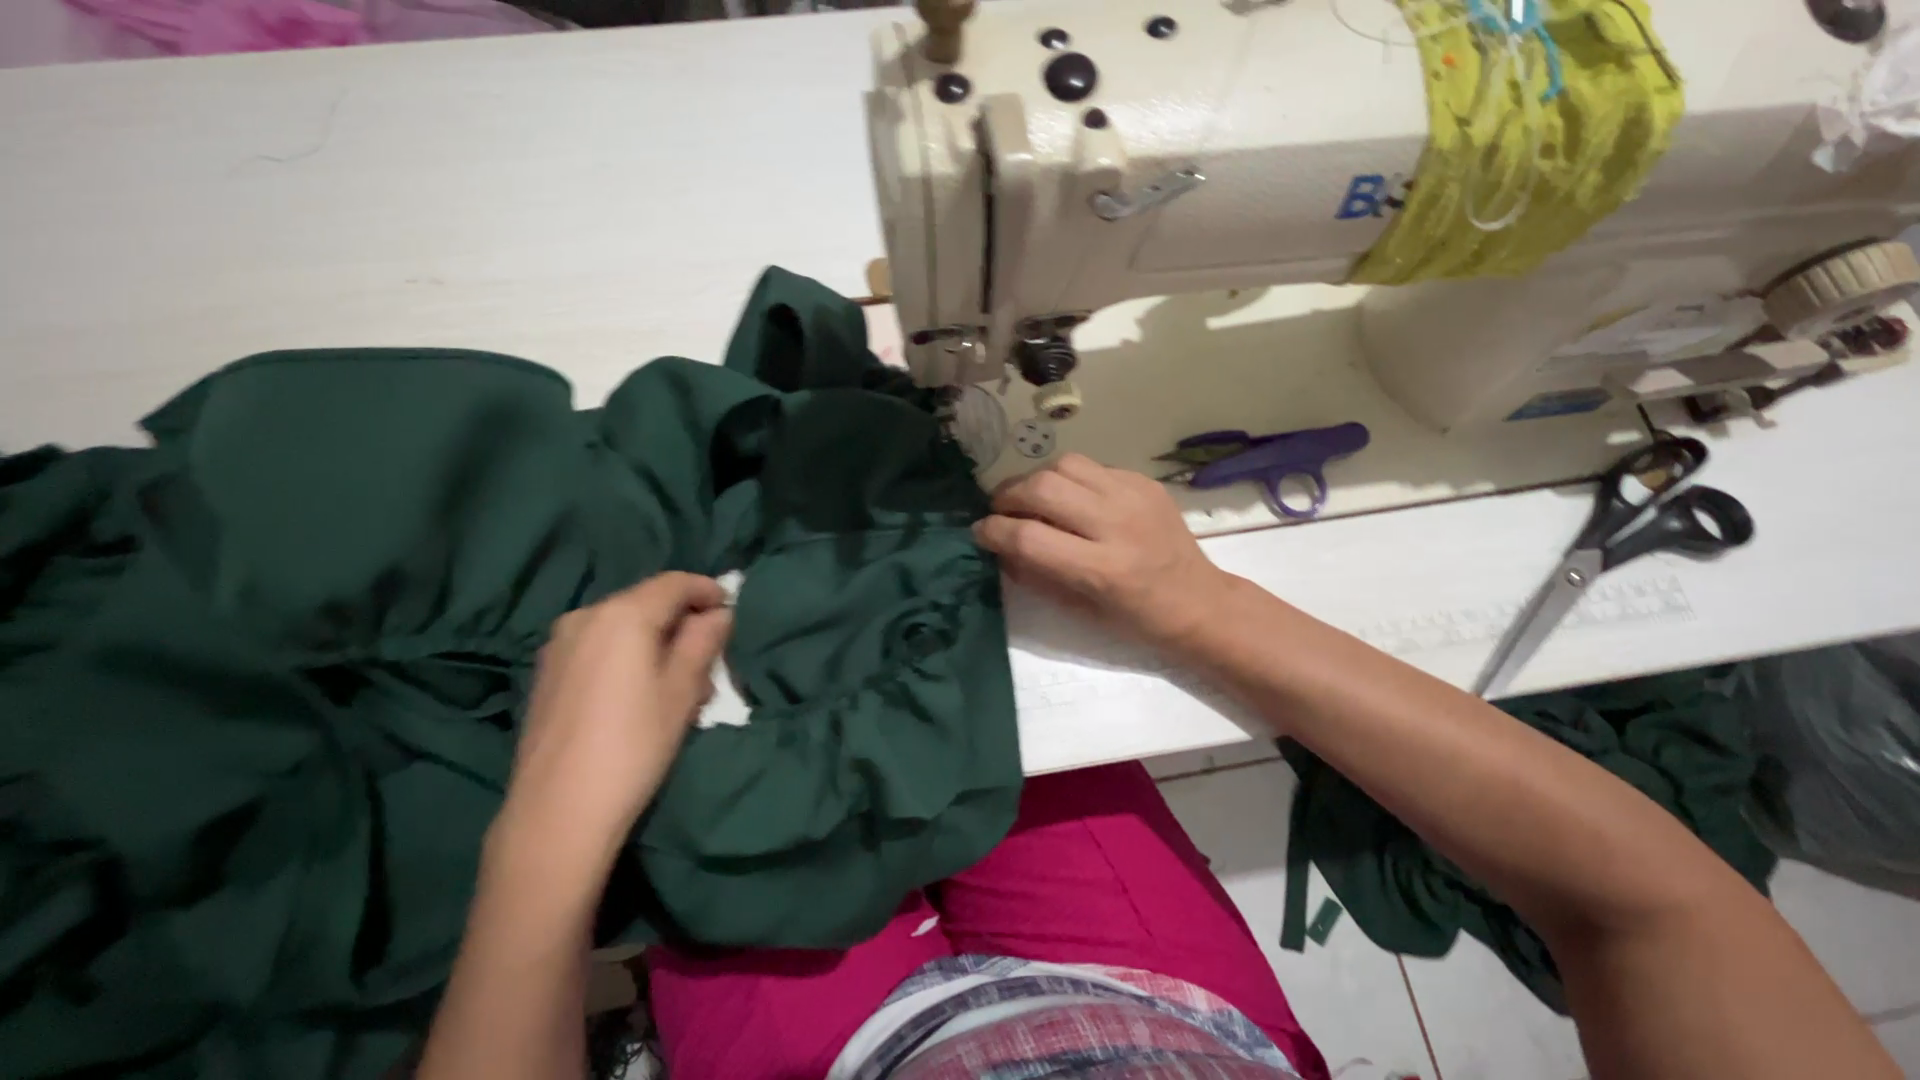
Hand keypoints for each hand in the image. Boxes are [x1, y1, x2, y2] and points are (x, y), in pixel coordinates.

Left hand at [491, 573, 732, 873]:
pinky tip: (637, 690)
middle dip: (680, 618)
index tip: (730, 608)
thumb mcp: (680, 693)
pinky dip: (624, 653)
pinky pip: (596, 646)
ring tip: (676, 677)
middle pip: (644, 601)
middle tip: (709, 651)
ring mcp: (558, 644)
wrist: (558, 811)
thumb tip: (719, 614)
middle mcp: (584, 617)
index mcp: (621, 615)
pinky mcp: (546, 672)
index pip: (673, 583)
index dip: (706, 590)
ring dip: (652, 638)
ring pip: (619, 626)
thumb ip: (702, 644)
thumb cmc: (633, 747)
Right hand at [973, 454, 1239, 649]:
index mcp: (1101, 570)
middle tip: (999, 511)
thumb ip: (1035, 574)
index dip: (993, 531)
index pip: (1028, 537)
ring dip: (1037, 480)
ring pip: (1064, 465)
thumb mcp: (1079, 610)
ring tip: (1031, 499)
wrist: (1198, 601)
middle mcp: (1117, 525)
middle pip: (1042, 488)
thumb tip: (997, 544)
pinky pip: (1092, 467)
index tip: (979, 532)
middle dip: (1007, 496)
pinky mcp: (1144, 482)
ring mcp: (1134, 497)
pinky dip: (1070, 479)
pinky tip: (1070, 499)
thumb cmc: (1135, 620)